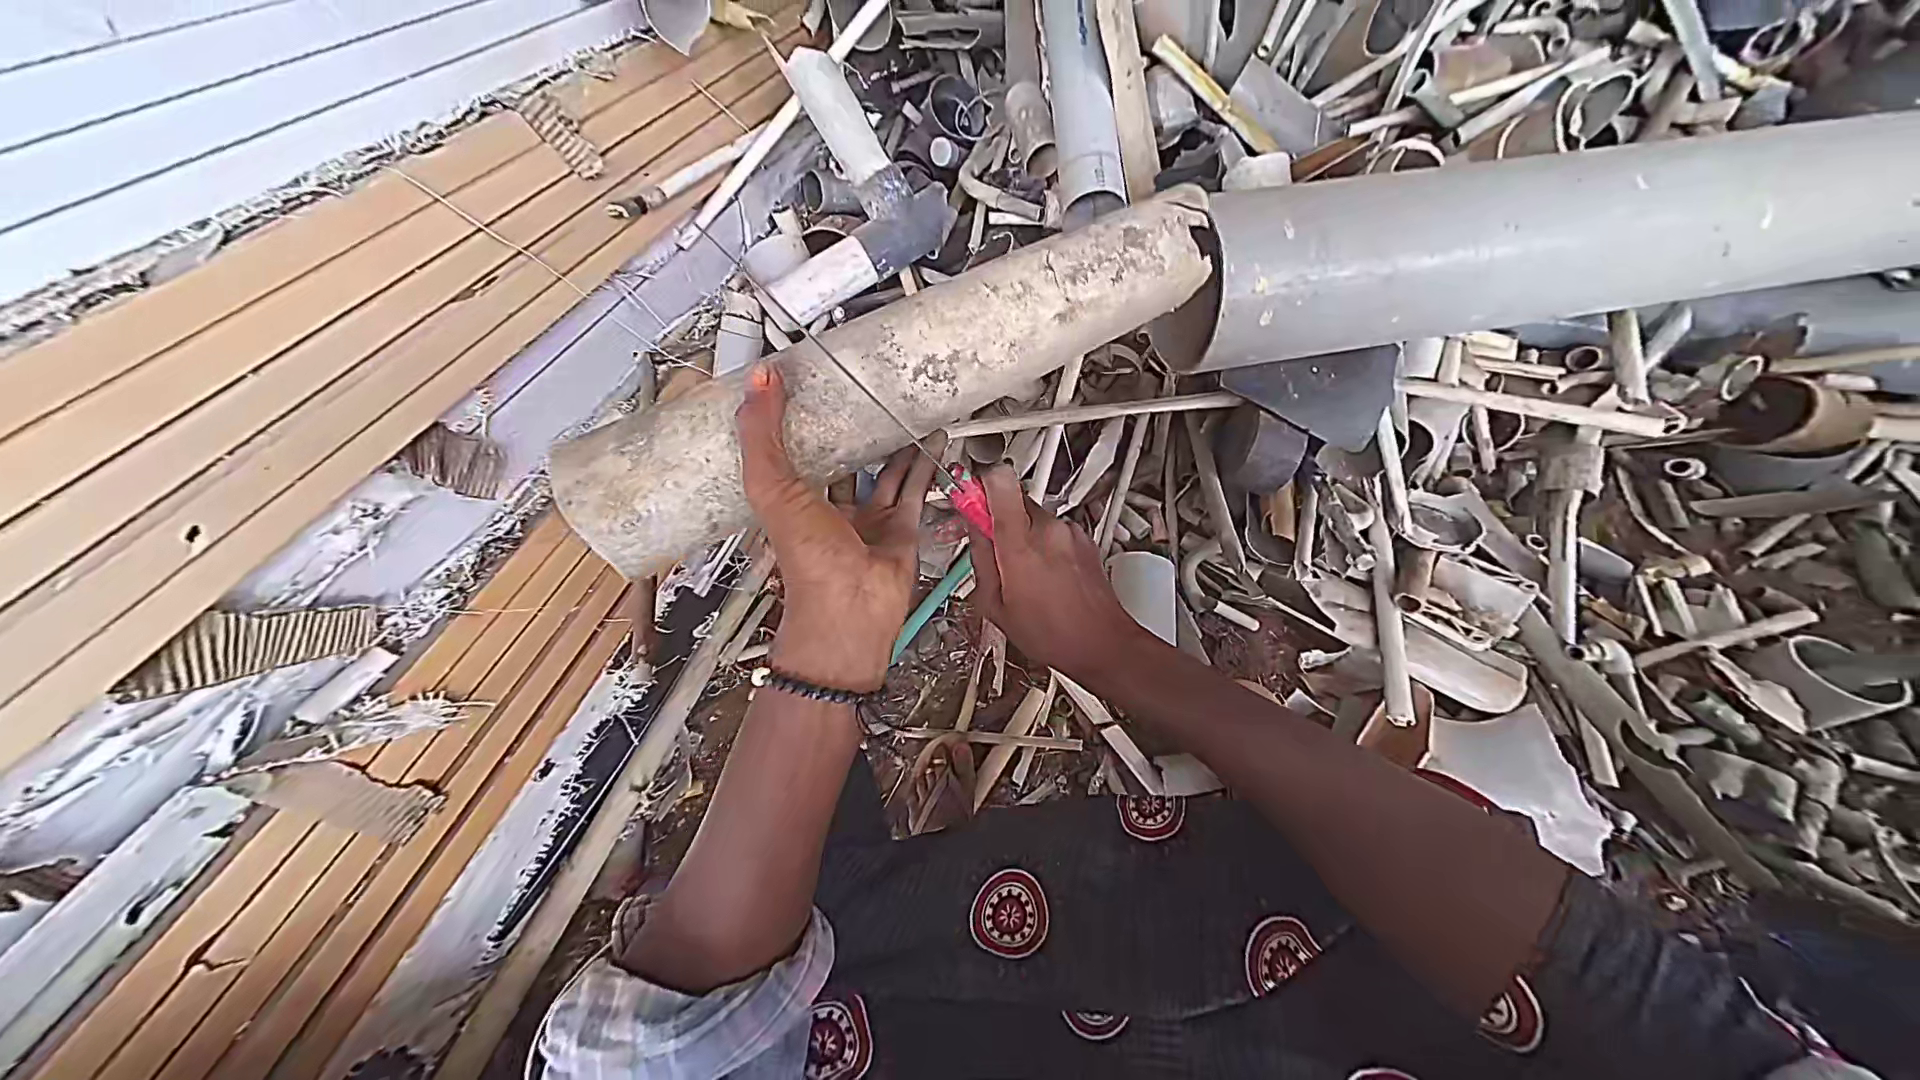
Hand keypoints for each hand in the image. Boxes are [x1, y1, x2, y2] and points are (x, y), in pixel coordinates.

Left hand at [737, 363, 937, 691]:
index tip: (802, 386)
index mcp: (791, 502)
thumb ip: (762, 435)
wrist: (850, 607)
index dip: (793, 420)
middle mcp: (828, 510)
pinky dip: (924, 463)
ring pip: (880, 472)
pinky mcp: (898, 526)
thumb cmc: (808, 564)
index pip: (789, 451)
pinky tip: (930, 441)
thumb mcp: (771, 488)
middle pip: (839, 460)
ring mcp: (865, 519)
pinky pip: (913, 487)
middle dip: (848, 432)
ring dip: (890, 444)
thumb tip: (760, 383)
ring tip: (899, 412)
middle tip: (858, 394)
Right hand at [962, 464, 1156, 681]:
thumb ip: (979, 559)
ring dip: (1021, 534)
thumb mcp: (995, 606)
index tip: (968, 500)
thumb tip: (972, 531)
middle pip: (1012, 498)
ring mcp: (1069, 531)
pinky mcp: (1083, 537)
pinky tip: (1043, 574)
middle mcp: (1048, 529)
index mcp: (1021, 544)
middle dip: (996, 517)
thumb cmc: (1053, 633)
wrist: (1102, 643)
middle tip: (991, 548)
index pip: (999, 482)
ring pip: (1032, 515)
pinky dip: (1042, 544)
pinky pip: (1051, 529)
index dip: (978, 486)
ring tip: (1022, 572)